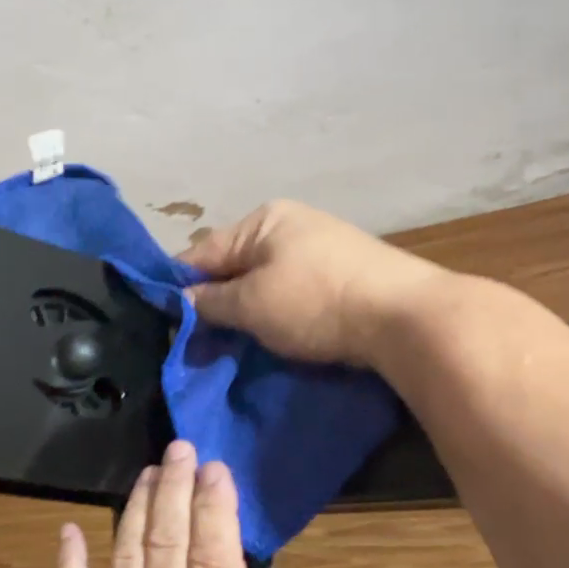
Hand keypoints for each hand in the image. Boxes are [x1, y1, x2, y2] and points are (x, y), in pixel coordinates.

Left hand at [57, 440, 301, 567]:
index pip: (215, 560)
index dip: (214, 509)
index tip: (214, 469)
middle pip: (167, 546)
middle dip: (174, 491)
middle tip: (178, 449)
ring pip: (126, 561)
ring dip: (135, 511)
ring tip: (145, 474)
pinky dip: (70, 564)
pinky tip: (69, 530)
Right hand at [179, 199, 454, 368]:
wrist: (404, 317)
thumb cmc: (315, 302)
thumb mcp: (250, 304)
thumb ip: (208, 302)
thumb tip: (180, 302)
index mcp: (262, 220)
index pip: (200, 253)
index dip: (178, 289)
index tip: (163, 325)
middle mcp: (290, 225)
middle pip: (232, 267)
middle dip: (213, 303)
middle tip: (197, 344)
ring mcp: (320, 248)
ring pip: (261, 283)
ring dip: (245, 312)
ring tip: (232, 346)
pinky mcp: (342, 275)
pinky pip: (290, 293)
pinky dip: (276, 314)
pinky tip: (273, 338)